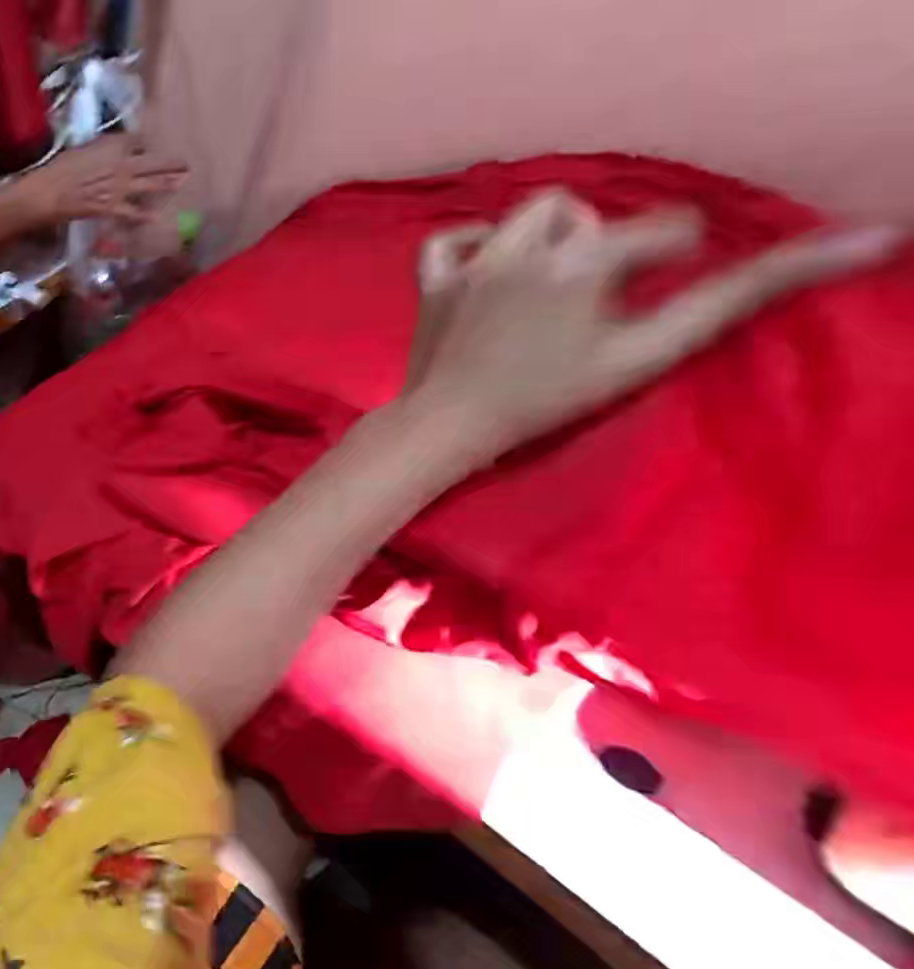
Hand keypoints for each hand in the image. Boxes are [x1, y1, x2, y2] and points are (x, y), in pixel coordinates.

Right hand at [12, 134, 186, 226]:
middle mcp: (124, 165)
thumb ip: (102, 149)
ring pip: (150, 184)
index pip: (137, 141)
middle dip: (170, 163)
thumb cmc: (61, 167)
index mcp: (115, 145)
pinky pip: (133, 213)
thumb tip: (110, 152)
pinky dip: (144, 216)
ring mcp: (121, 188)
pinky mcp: (113, 208)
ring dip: (167, 184)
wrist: (51, 192)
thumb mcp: (84, 148)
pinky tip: (156, 218)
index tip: (143, 149)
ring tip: (182, 182)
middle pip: (153, 162)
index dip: (141, 145)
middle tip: (186, 163)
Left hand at [397, 189, 903, 462]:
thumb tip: (866, 238)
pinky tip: (488, 266)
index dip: (669, 260)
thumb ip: (738, 296)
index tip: (643, 300)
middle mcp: (523, 249)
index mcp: (582, 261)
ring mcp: (470, 264)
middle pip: (588, 215)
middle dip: (600, 245)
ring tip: (547, 280)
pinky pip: (446, 241)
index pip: (663, 229)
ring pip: (527, 215)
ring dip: (547, 235)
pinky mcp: (431, 284)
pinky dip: (469, 244)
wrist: (448, 426)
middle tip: (589, 296)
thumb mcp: (647, 351)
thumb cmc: (545, 398)